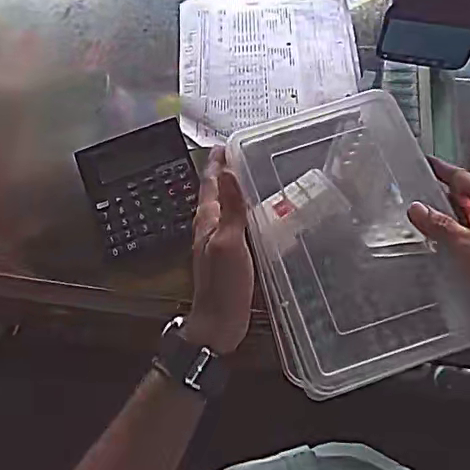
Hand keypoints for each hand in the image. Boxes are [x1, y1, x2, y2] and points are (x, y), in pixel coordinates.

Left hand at [187, 146, 254, 353]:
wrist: (218, 325)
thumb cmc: (223, 285)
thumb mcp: (229, 243)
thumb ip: (231, 209)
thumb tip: (227, 171)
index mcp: (207, 220)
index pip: (210, 183)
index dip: (217, 163)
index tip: (227, 144)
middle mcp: (210, 227)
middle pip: (219, 193)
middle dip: (229, 173)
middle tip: (246, 155)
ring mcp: (220, 242)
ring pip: (228, 208)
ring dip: (238, 192)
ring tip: (256, 178)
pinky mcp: (231, 256)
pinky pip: (239, 225)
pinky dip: (248, 213)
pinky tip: (263, 215)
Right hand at [407, 157, 469, 343]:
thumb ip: (445, 229)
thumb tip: (416, 207)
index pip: (462, 179)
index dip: (438, 171)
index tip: (412, 163)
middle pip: (458, 203)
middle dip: (432, 200)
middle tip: (397, 199)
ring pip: (458, 228)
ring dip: (436, 228)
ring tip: (402, 226)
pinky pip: (462, 250)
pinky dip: (445, 249)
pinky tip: (426, 255)